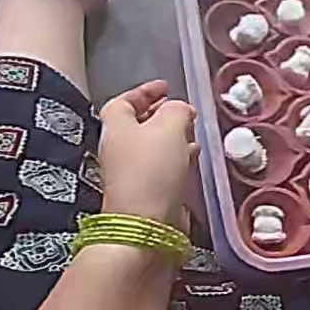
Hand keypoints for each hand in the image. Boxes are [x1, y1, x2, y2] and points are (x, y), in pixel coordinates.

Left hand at [96, 80, 196, 227]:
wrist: (146, 222)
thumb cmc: (153, 168)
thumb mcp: (169, 127)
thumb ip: (177, 110)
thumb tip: (181, 109)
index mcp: (117, 126)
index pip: (125, 101)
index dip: (145, 91)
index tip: (165, 87)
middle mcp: (119, 148)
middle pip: (138, 123)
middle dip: (161, 114)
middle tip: (182, 110)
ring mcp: (132, 172)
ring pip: (153, 146)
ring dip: (172, 137)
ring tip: (193, 132)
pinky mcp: (146, 191)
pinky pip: (162, 166)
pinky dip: (177, 157)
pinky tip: (193, 158)